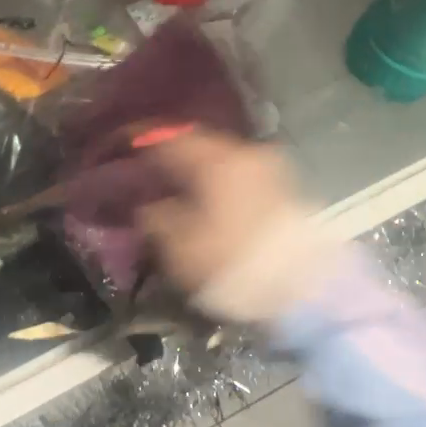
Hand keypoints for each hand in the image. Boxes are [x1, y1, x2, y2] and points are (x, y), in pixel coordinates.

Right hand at [138, 129, 338, 322]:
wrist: (298, 285)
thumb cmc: (229, 260)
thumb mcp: (179, 245)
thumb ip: (157, 217)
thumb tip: (149, 206)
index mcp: (218, 160)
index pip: (173, 140)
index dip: (146, 142)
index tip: (127, 147)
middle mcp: (248, 154)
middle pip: (203, 146)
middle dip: (177, 158)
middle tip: (152, 170)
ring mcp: (271, 170)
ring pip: (224, 162)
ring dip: (201, 173)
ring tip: (179, 188)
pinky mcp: (284, 190)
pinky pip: (241, 177)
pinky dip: (221, 184)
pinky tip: (208, 200)